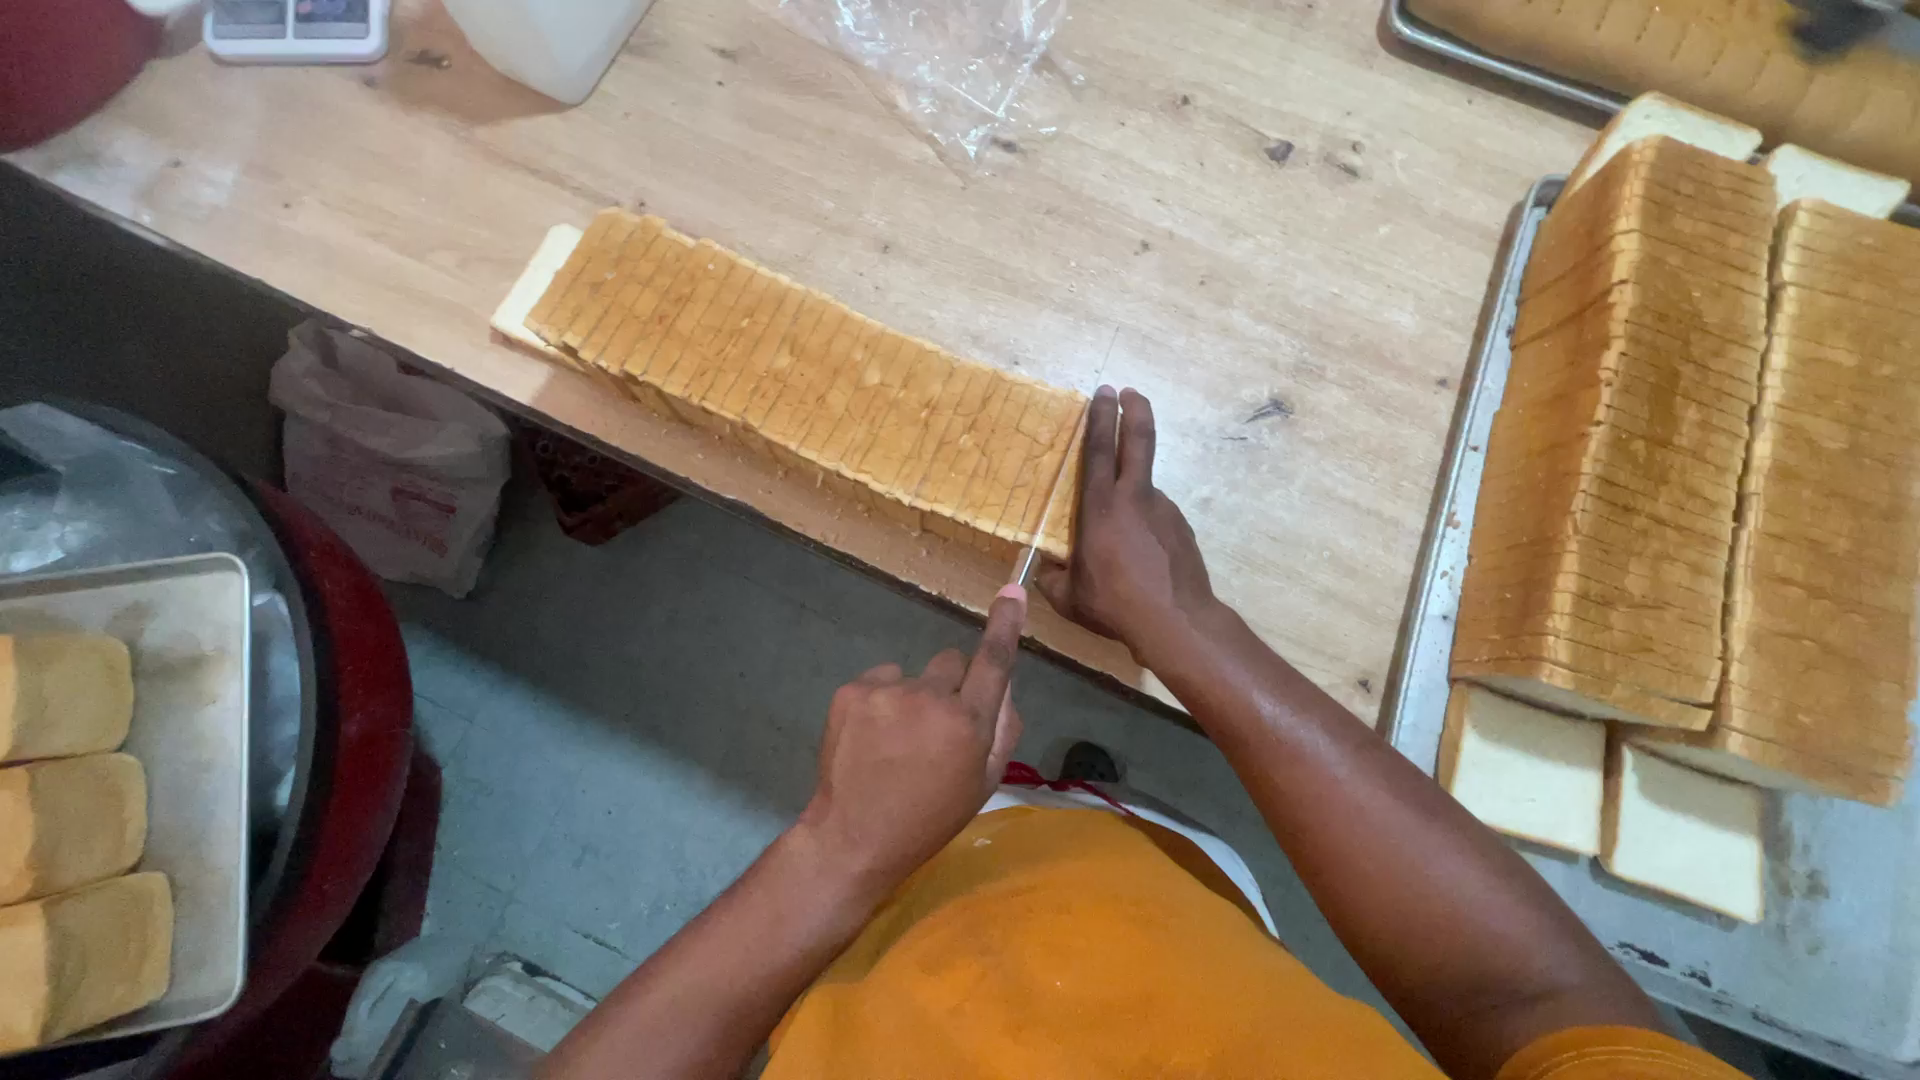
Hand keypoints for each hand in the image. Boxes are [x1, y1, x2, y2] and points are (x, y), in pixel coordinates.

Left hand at [797, 588, 1026, 893]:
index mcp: (968, 723)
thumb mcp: (984, 784)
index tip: (1012, 592)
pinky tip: (872, 736)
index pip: (994, 661)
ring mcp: (887, 691)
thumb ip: (1003, 728)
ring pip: (914, 674)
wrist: (854, 836)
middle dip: (950, 687)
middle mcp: (930, 697)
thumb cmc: (929, 817)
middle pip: (951, 663)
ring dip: (913, 696)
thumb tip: (1005, 683)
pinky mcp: (852, 691)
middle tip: (934, 730)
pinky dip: (881, 701)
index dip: (1005, 625)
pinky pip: (881, 679)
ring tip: (895, 741)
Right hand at [1035, 387, 1217, 666]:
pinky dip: (1145, 526)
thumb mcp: (1068, 597)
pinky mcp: (1181, 529)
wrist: (1176, 622)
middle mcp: (1135, 499)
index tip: (1104, 391)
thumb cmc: (1114, 605)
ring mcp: (1164, 511)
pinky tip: (1140, 556)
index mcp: (1101, 508)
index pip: (1100, 450)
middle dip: (1135, 410)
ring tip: (1119, 537)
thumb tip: (1046, 570)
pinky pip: (1156, 518)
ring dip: (1131, 495)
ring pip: (1144, 489)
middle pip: (1139, 441)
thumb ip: (1053, 578)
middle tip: (1130, 391)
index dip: (1101, 417)